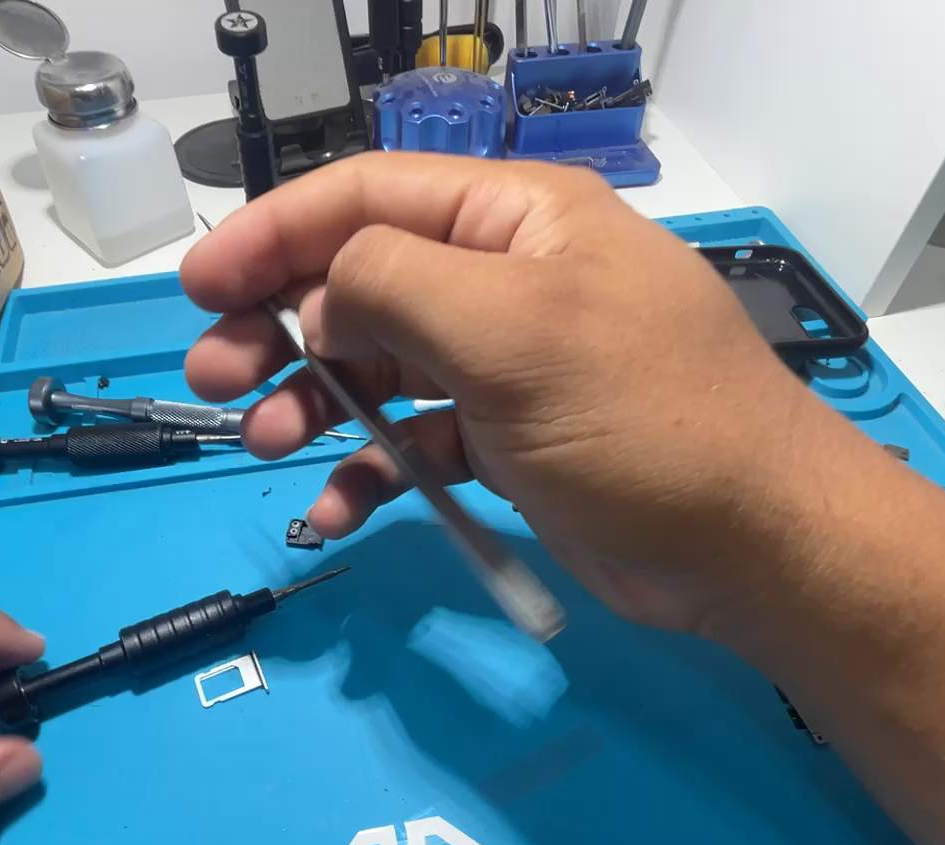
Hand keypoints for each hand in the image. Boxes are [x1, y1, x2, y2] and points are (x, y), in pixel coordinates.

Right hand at [181, 155, 896, 635]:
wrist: (744, 545)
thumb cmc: (638, 421)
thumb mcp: (513, 331)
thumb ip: (398, 285)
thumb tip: (321, 292)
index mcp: (511, 222)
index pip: (367, 199)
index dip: (273, 234)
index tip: (200, 286)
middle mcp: (501, 285)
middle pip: (360, 285)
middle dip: (280, 327)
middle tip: (212, 378)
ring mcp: (500, 369)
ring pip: (379, 368)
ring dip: (313, 403)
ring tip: (262, 441)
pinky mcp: (502, 443)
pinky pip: (414, 443)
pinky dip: (370, 470)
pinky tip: (335, 508)